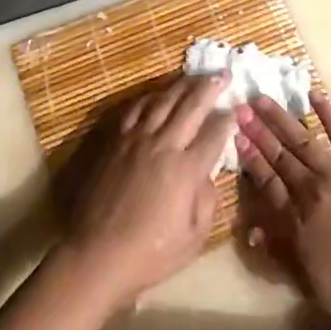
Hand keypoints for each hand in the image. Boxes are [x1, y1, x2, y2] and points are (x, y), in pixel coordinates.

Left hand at [64, 73, 235, 309]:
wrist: (94, 256)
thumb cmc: (149, 254)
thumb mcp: (194, 237)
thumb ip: (207, 200)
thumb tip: (209, 174)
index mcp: (187, 170)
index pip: (215, 133)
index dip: (228, 119)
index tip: (236, 109)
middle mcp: (163, 145)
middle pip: (191, 105)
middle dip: (211, 87)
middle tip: (224, 73)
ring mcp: (135, 140)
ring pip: (163, 100)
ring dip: (182, 84)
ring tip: (196, 75)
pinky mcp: (114, 141)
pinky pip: (135, 109)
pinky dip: (151, 96)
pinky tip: (159, 93)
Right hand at [235, 93, 330, 329]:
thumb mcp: (311, 282)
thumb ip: (280, 253)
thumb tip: (251, 229)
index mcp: (297, 221)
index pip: (267, 184)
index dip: (250, 160)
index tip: (235, 137)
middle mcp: (312, 191)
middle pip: (280, 157)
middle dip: (258, 132)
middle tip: (240, 107)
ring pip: (303, 141)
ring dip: (282, 119)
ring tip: (262, 99)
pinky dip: (328, 115)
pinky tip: (315, 96)